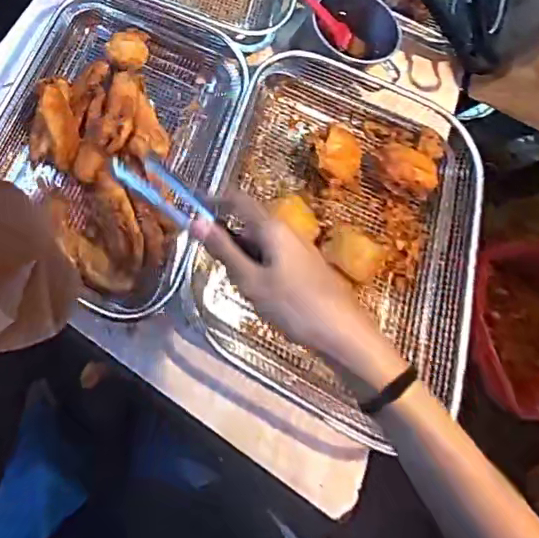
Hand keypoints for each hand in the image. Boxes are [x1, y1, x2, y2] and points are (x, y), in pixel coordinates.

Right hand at [194, 193, 406, 390]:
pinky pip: (273, 256)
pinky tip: (261, 294)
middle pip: (247, 222)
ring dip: (242, 255)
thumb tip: (196, 220)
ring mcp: (299, 249)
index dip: (213, 200)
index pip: (237, 200)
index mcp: (271, 227)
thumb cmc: (294, 306)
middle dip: (226, 237)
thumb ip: (223, 249)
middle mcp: (286, 230)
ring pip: (260, 242)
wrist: (347, 338)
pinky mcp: (306, 267)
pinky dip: (258, 266)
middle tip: (213, 262)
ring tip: (238, 285)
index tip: (191, 208)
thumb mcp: (250, 281)